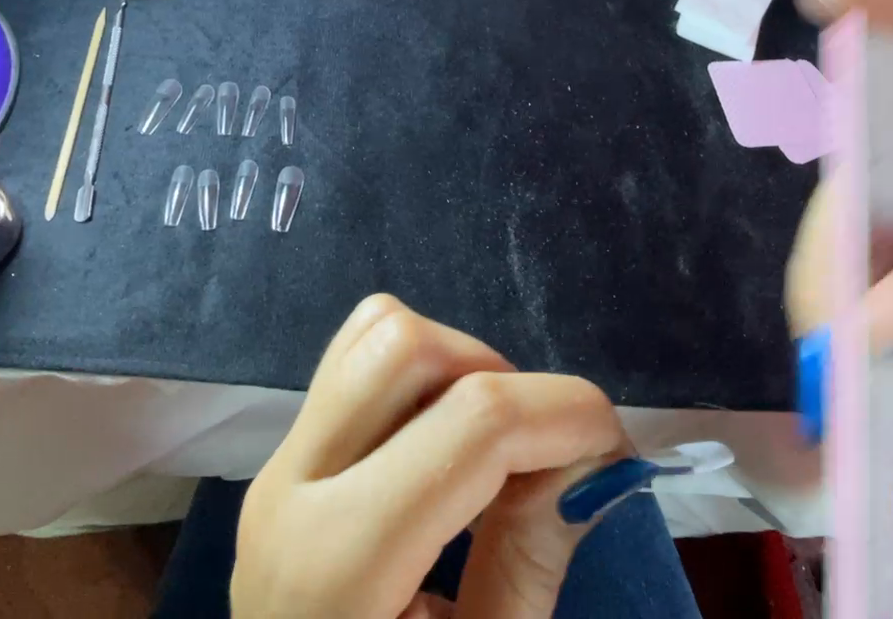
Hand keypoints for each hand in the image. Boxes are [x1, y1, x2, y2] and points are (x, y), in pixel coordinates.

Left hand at [233, 295, 627, 618]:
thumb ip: (531, 560)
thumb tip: (588, 457)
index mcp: (336, 560)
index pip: (471, 423)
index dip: (565, 414)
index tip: (612, 449)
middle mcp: (291, 483)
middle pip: (403, 344)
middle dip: (498, 378)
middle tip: (534, 454)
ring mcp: (280, 458)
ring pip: (373, 333)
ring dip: (454, 364)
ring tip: (485, 445)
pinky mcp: (287, 451)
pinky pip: (354, 359)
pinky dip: (418, 371)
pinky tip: (441, 439)